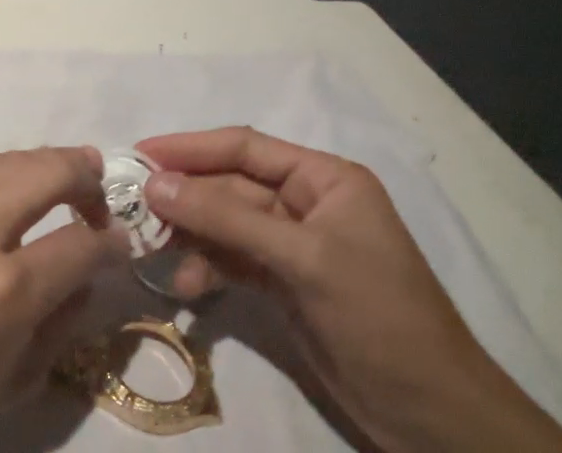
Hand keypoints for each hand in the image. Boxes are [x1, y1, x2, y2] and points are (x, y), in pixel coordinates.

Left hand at [0, 147, 126, 452]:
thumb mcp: (13, 382)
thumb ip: (61, 321)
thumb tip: (88, 272)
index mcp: (5, 291)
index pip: (82, 241)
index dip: (112, 241)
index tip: (119, 243)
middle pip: (46, 171)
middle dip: (84, 174)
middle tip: (98, 188)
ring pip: (4, 162)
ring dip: (42, 164)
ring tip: (62, 175)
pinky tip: (5, 193)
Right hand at [136, 127, 561, 452]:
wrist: (431, 413)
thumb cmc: (379, 316)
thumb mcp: (303, 259)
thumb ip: (227, 217)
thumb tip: (154, 183)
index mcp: (325, 180)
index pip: (244, 148)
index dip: (189, 148)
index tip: (137, 154)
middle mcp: (306, 204)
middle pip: (228, 186)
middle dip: (183, 198)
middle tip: (130, 210)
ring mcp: (293, 246)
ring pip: (224, 225)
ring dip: (189, 237)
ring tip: (152, 253)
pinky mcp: (282, 284)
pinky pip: (230, 261)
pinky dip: (204, 269)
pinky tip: (184, 287)